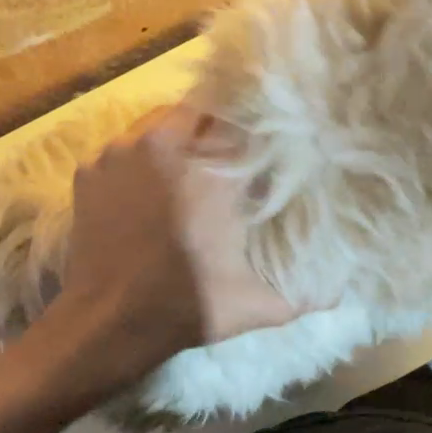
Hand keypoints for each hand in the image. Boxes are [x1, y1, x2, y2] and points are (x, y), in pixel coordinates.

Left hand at [53, 103, 304, 379]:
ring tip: (190, 170)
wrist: (107, 324)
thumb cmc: (186, 307)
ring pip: (159, 122)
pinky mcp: (89, 169)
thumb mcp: (259, 305)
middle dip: (218, 126)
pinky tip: (149, 191)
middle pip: (201, 108)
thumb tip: (342, 288)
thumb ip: (307, 292)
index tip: (268, 147)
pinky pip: (125, 148)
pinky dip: (140, 161)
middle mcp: (163, 142)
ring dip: (178, 138)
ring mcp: (119, 152)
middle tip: (231, 157)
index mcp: (211, 166)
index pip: (245, 117)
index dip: (259, 130)